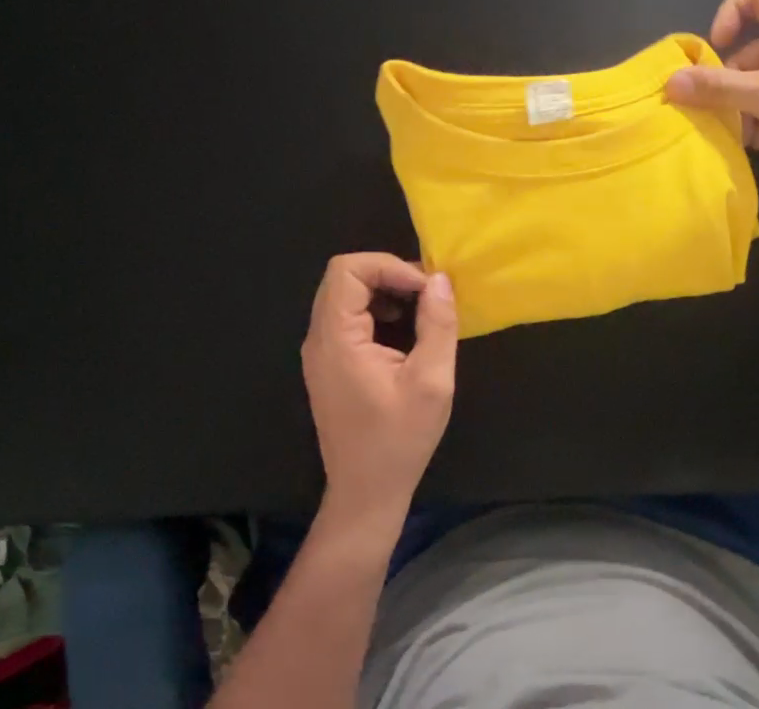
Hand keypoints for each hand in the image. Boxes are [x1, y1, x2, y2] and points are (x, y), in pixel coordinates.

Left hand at [301, 254, 458, 518]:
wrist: (366, 492)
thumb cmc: (399, 440)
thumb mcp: (432, 382)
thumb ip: (437, 325)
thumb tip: (440, 280)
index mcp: (336, 339)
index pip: (347, 269)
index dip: (389, 266)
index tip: (425, 288)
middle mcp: (319, 339)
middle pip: (344, 277)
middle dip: (389, 275)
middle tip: (428, 295)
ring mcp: (320, 352)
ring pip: (345, 295)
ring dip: (385, 292)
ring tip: (422, 311)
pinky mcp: (329, 363)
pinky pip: (348, 318)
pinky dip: (377, 311)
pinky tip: (406, 332)